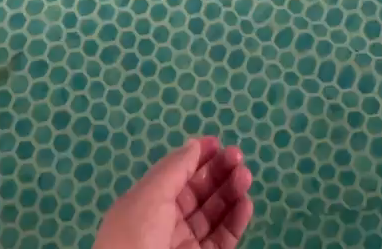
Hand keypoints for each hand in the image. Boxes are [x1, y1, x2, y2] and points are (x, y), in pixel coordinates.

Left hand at [93, 136, 253, 248]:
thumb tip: (194, 145)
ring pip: (214, 214)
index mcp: (148, 204)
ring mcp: (186, 245)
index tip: (217, 143)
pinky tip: (246, 203)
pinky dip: (237, 220)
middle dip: (218, 171)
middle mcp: (167, 223)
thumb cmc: (136, 236)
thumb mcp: (150, 195)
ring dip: (231, 192)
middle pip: (199, 192)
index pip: (176, 175)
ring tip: (245, 176)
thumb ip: (175, 168)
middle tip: (237, 156)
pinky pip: (223, 239)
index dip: (196, 157)